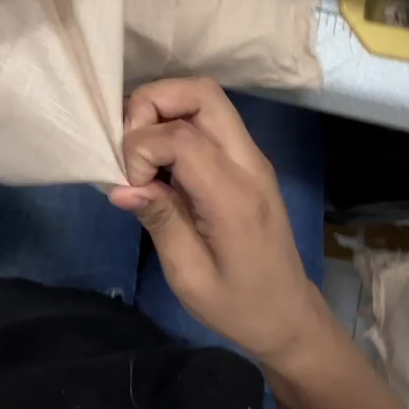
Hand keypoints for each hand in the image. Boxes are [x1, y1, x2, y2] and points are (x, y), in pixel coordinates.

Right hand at [108, 79, 335, 366]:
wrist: (288, 315)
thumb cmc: (237, 305)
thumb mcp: (189, 276)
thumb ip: (158, 221)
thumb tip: (120, 187)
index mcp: (235, 197)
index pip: (183, 136)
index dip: (142, 148)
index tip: (132, 185)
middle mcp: (249, 164)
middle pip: (202, 93)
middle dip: (152, 102)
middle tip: (129, 144)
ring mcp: (251, 157)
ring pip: (206, 97)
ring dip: (164, 108)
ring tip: (141, 149)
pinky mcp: (246, 160)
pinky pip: (209, 118)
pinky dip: (176, 120)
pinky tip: (159, 158)